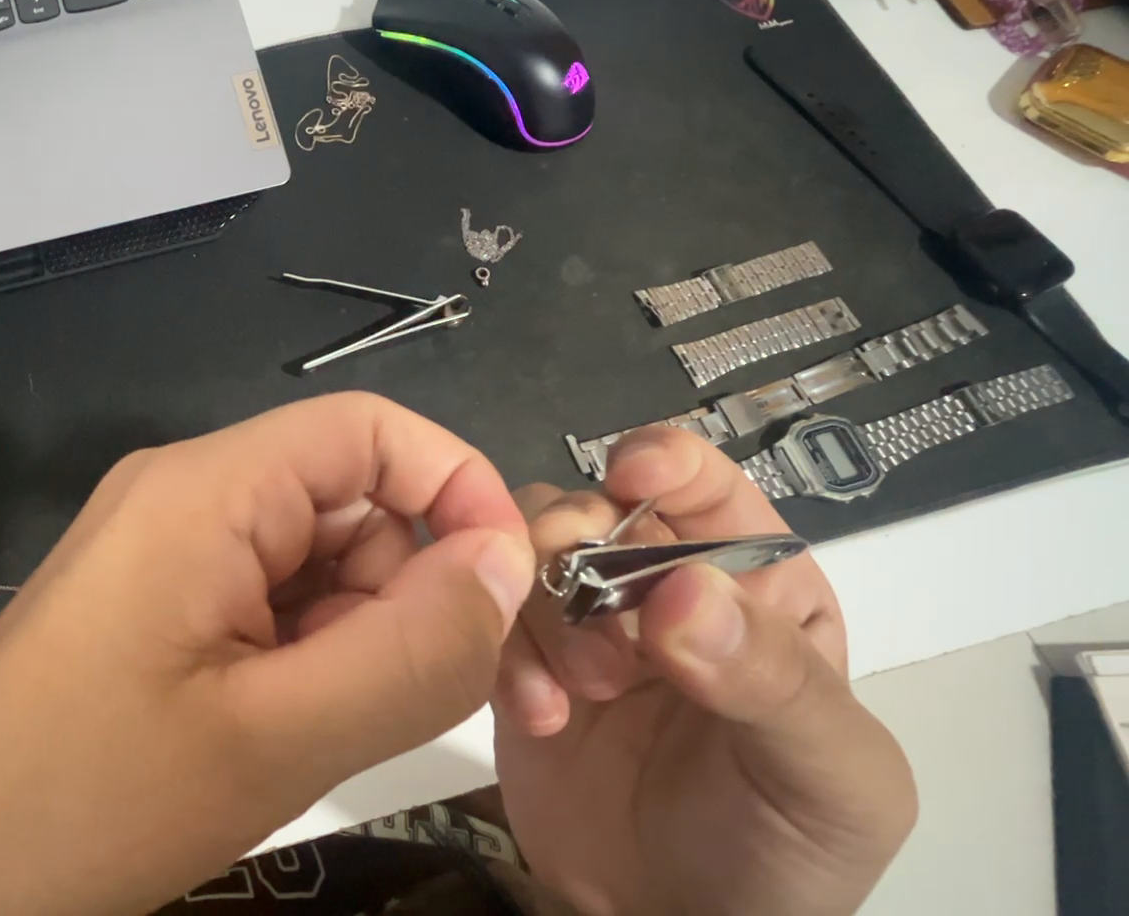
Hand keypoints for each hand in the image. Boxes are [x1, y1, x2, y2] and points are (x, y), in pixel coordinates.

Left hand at [0, 392, 536, 914]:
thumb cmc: (93, 795)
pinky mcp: (157, 593)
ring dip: (360, 630)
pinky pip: (268, 594)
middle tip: (436, 701)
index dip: (455, 487)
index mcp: (207, 488)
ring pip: (314, 555)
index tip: (509, 588)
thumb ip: (411, 649)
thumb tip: (504, 562)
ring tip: (334, 728)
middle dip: (410, 585)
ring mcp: (167, 542)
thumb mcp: (278, 736)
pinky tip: (291, 723)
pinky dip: (310, 650)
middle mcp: (185, 492)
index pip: (367, 429)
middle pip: (345, 498)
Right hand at [491, 429, 915, 915]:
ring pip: (523, 549)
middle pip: (589, 508)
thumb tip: (682, 590)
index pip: (703, 486)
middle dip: (582, 560)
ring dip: (539, 614)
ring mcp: (577, 617)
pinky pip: (482, 611)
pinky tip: (536, 717)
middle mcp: (652, 581)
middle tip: (605, 657)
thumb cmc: (776, 848)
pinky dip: (502, 655)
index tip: (630, 477)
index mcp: (748, 583)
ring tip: (572, 697)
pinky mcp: (518, 653)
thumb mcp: (828, 777)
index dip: (667, 462)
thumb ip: (774, 680)